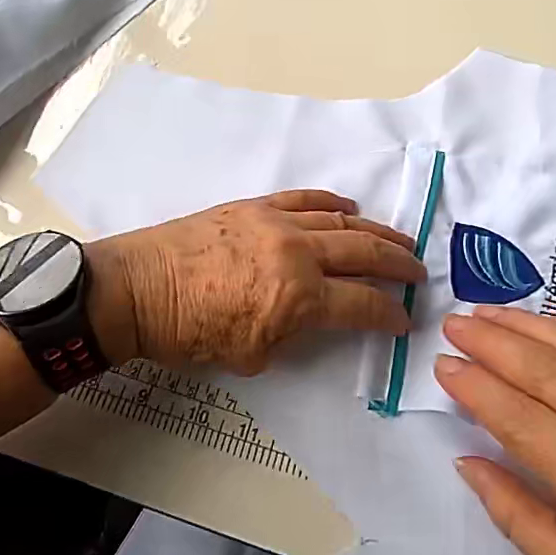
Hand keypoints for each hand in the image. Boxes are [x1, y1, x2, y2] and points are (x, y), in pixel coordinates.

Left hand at [85, 190, 424, 375]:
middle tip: (417, 274)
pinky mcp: (252, 207)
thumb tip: (307, 321)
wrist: (138, 290)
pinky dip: (330, 204)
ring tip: (397, 241)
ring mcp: (275, 223)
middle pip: (364, 254)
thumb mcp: (248, 355)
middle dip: (399, 265)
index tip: (401, 321)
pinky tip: (348, 210)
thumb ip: (290, 338)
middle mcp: (297, 253)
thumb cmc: (187, 333)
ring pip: (340, 222)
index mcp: (299, 298)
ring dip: (374, 233)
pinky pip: (303, 199)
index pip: (363, 305)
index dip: (389, 315)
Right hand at [434, 306, 555, 554]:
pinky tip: (541, 325)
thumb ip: (517, 518)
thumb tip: (467, 460)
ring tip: (484, 312)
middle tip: (453, 324)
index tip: (442, 365)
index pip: (524, 421)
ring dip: (529, 326)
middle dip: (495, 344)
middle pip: (552, 374)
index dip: (478, 388)